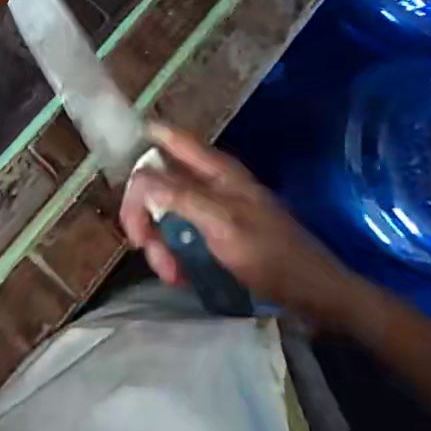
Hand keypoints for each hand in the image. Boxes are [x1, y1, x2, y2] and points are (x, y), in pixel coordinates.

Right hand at [119, 124, 355, 318]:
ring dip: (158, 239)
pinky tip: (179, 274)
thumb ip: (181, 198)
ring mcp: (212, 205)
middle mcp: (209, 180)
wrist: (313, 293)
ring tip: (170, 272)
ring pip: (164, 209)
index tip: (117, 171)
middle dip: (144, 211)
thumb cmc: (271, 255)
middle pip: (157, 179)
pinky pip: (179, 231)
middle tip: (142, 244)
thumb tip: (140, 179)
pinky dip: (172, 250)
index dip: (140, 141)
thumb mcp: (223, 225)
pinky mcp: (215, 229)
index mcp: (214, 168)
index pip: (168, 137)